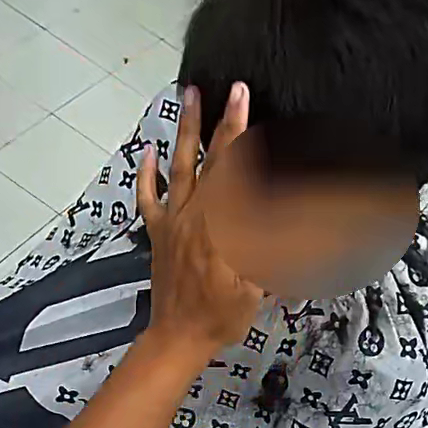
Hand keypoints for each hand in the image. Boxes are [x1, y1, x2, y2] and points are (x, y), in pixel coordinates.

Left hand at [135, 83, 263, 361]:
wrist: (178, 337)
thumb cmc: (222, 316)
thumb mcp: (254, 286)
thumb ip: (266, 246)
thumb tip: (280, 207)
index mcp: (223, 228)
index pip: (238, 176)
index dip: (247, 143)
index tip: (257, 112)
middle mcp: (196, 216)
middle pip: (212, 163)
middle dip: (226, 124)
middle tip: (235, 90)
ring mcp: (173, 223)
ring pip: (179, 168)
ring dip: (185, 131)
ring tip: (188, 96)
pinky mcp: (157, 234)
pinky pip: (149, 198)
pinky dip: (146, 173)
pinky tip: (147, 149)